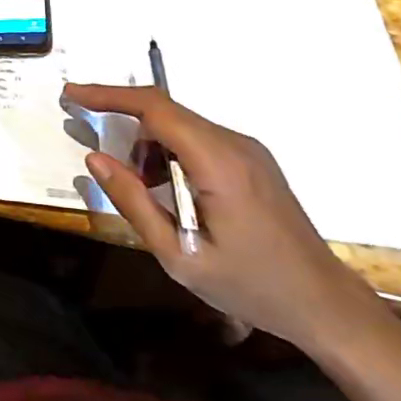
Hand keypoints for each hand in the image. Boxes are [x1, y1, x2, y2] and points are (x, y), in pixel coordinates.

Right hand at [64, 84, 388, 351]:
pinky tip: (172, 192)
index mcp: (218, 163)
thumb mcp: (180, 256)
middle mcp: (234, 143)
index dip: (108, 95)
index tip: (73, 94)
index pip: (154, 108)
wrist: (327, 307)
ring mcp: (248, 149)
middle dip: (125, 123)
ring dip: (150, 146)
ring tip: (145, 191)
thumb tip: (95, 159)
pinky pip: (199, 139)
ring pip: (181, 125)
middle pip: (165, 111)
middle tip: (102, 154)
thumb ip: (133, 203)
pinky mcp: (253, 160)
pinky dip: (172, 153)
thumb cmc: (252, 286)